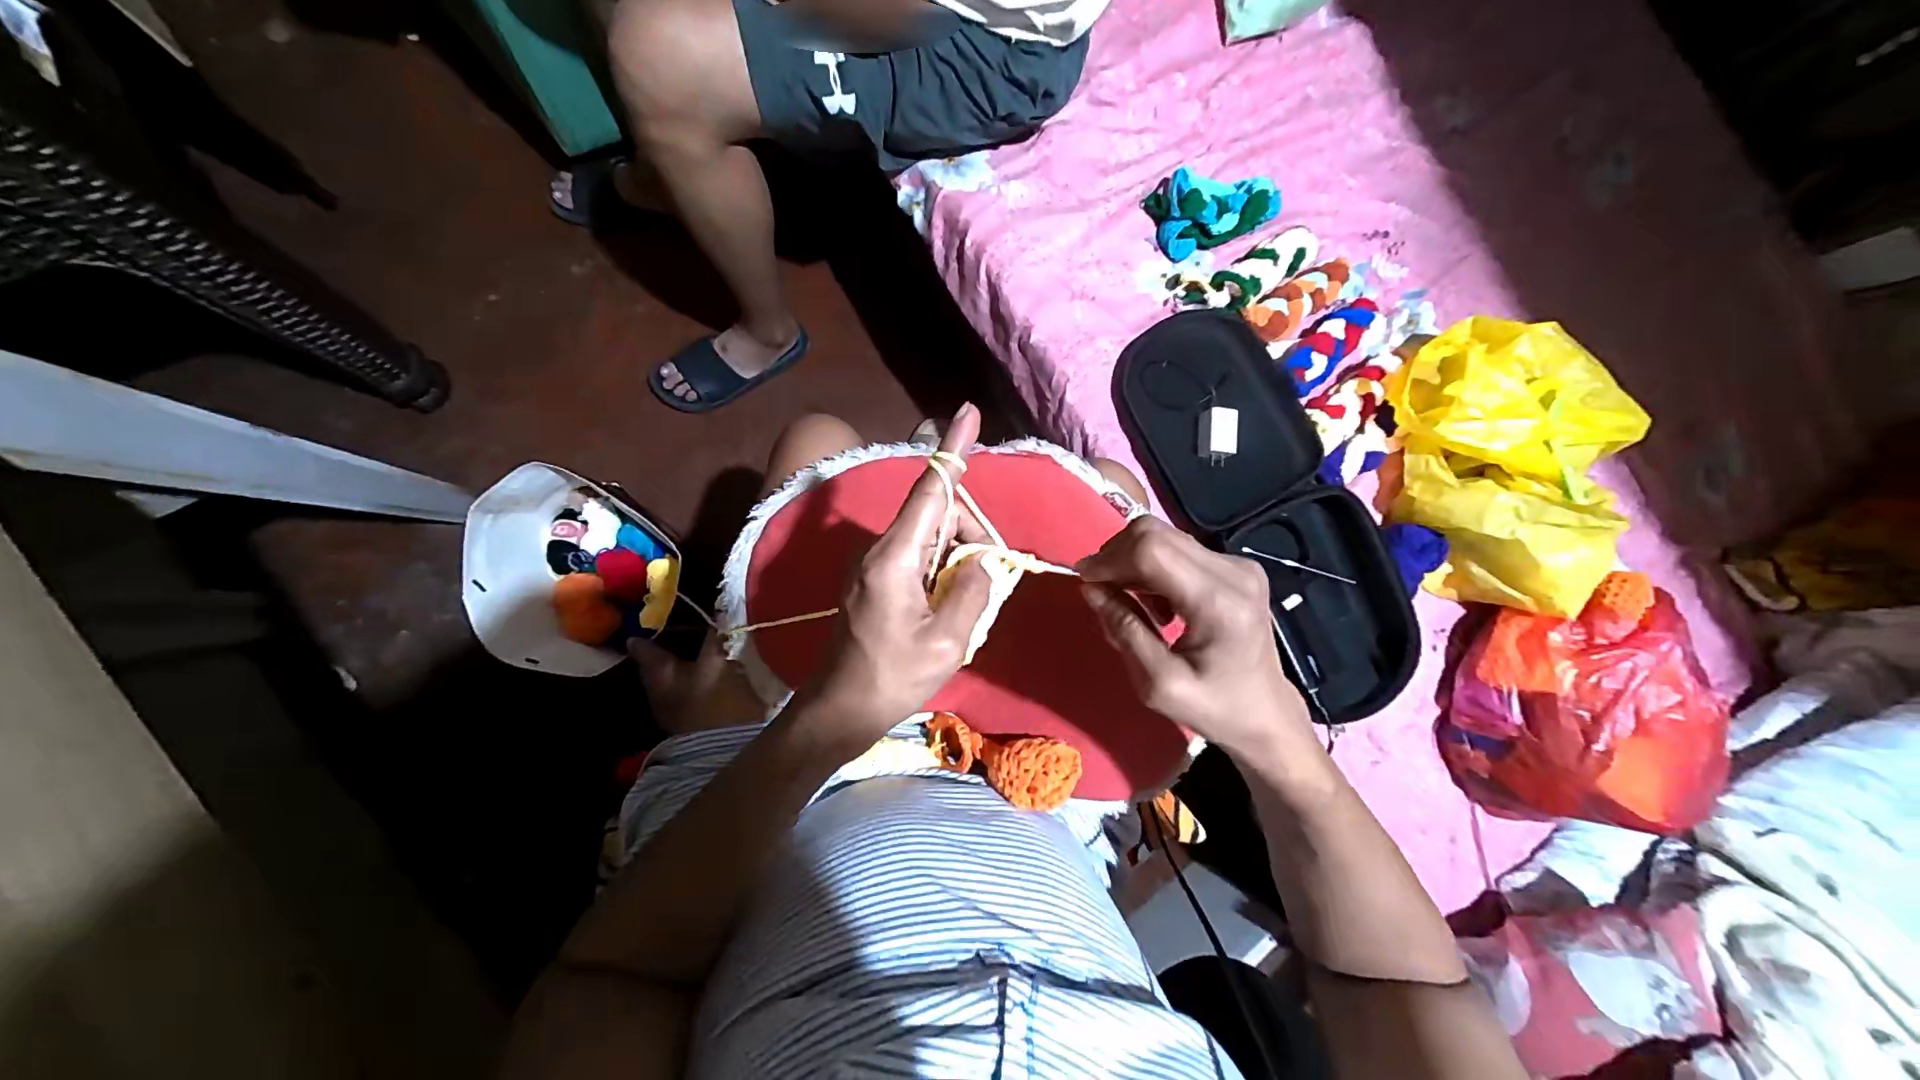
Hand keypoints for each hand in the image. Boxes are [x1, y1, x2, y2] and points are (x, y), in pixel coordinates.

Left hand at [799, 404, 991, 746]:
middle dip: (970, 531)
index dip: (952, 450)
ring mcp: (872, 561)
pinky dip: (940, 566)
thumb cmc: (893, 677)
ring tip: (965, 599)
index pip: (930, 490)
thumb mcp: (947, 642)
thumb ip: (972, 590)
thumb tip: (983, 559)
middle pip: (937, 512)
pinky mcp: (872, 577)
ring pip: (929, 533)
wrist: (841, 708)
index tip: (967, 412)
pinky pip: (917, 553)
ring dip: (957, 553)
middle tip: (988, 576)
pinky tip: (947, 600)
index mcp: (894, 557)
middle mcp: (879, 548)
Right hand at [1078, 517, 1320, 764]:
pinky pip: (1177, 549)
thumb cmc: (1213, 708)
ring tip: (1130, 603)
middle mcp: (1234, 572)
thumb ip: (1123, 630)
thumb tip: (1090, 588)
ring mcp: (1238, 564)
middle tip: (1101, 591)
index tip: (1085, 582)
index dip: (1110, 560)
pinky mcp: (1236, 565)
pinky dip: (1152, 568)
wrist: (1265, 714)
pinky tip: (1156, 603)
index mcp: (1218, 603)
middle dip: (1116, 557)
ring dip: (1133, 563)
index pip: (1153, 551)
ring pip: (1164, 537)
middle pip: (1156, 534)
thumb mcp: (1157, 684)